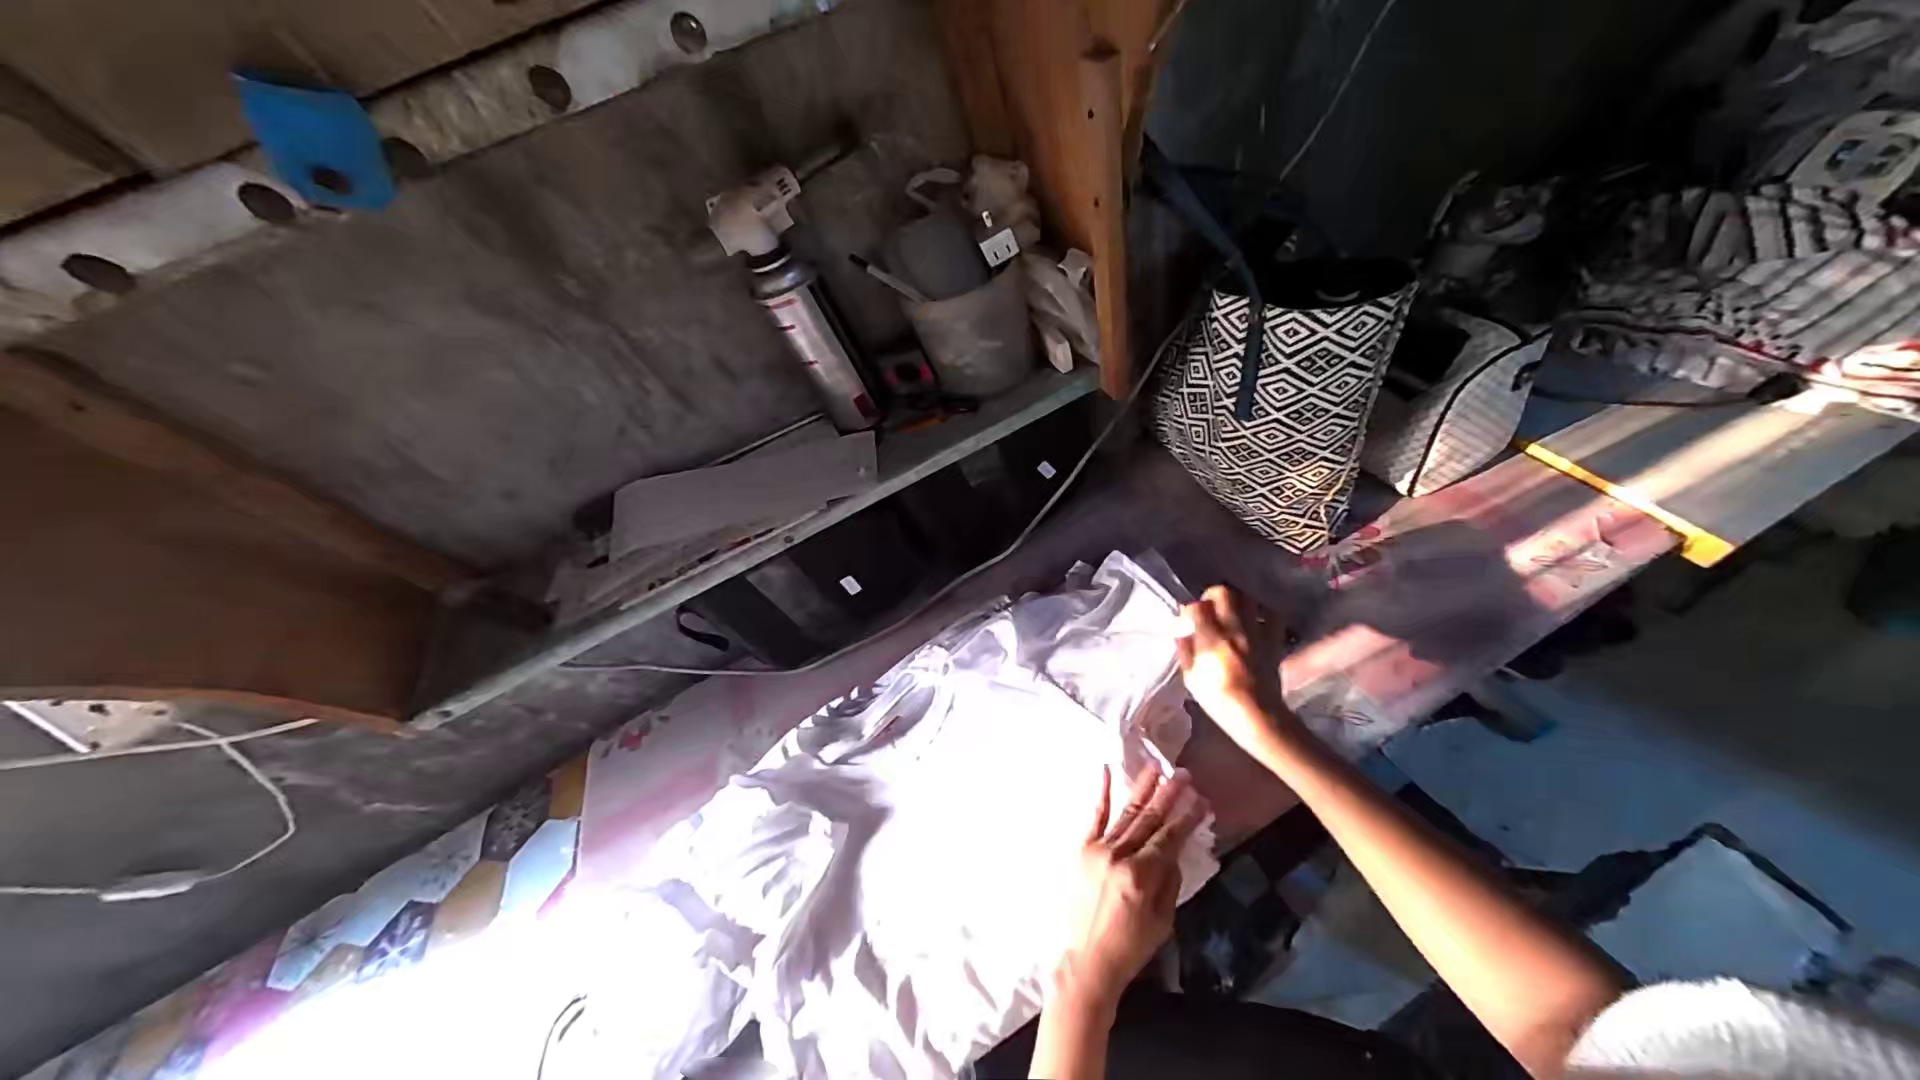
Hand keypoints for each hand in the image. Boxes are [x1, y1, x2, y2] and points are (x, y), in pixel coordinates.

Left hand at [1055, 768, 1207, 1015]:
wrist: (1085, 961)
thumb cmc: (1129, 947)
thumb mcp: (1162, 922)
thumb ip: (1170, 882)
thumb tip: (1174, 851)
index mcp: (1142, 875)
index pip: (1170, 838)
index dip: (1187, 817)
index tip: (1201, 799)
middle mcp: (1119, 856)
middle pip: (1149, 819)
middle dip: (1168, 795)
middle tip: (1183, 773)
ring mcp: (1096, 849)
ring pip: (1125, 813)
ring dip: (1142, 789)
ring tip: (1155, 768)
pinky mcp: (1079, 849)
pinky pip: (1093, 816)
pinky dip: (1101, 793)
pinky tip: (1106, 770)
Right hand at [1174, 586, 1300, 753]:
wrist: (1259, 717)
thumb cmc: (1219, 701)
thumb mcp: (1191, 678)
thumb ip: (1185, 650)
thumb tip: (1181, 630)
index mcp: (1210, 640)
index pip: (1195, 607)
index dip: (1188, 611)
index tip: (1187, 621)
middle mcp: (1234, 630)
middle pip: (1223, 592)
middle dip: (1212, 596)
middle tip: (1210, 610)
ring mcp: (1257, 633)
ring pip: (1248, 598)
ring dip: (1237, 601)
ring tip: (1232, 613)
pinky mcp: (1274, 640)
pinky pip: (1273, 616)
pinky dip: (1264, 614)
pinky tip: (1256, 622)